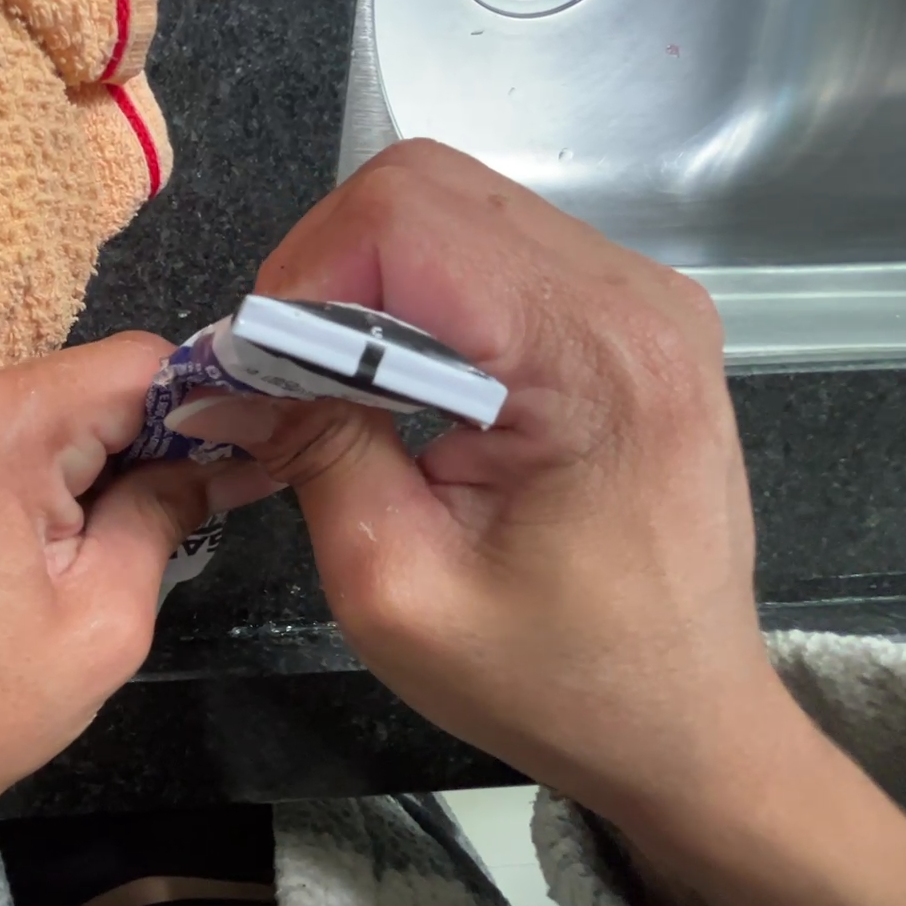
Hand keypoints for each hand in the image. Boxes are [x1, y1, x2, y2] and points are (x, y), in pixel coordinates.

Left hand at [0, 334, 272, 905]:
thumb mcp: (100, 623)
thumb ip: (167, 514)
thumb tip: (218, 459)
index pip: (139, 363)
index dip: (201, 407)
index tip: (234, 458)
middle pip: (85, 382)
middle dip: (139, 442)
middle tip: (169, 520)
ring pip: (39, 402)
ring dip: (82, 459)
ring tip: (84, 545)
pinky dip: (28, 462)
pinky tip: (28, 532)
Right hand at [169, 140, 905, 905]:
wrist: (677, 719)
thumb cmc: (541, 673)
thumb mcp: (392, 585)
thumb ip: (312, 453)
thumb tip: (228, 382)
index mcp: (584, 359)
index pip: (402, 219)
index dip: (300, 276)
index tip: (259, 369)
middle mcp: (624, 294)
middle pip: (418, 186)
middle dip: (316, 269)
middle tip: (282, 367)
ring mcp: (629, 292)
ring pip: (440, 204)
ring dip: (353, 279)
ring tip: (327, 375)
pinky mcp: (611, 310)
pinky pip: (472, 245)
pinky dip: (396, 291)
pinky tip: (387, 373)